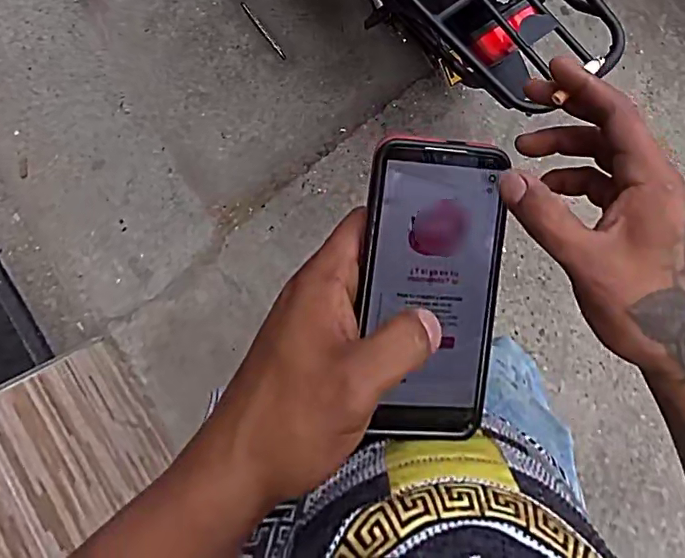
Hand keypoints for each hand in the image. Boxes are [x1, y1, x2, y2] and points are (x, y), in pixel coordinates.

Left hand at [187, 208, 441, 508]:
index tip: (430, 222)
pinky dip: (378, 329)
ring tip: (433, 314)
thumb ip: (400, 344)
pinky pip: (353, 323)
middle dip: (404, 265)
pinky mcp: (312, 348)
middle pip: (366, 258)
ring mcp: (311, 320)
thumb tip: (429, 321)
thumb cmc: (284, 423)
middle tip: (445, 274)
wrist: (239, 469)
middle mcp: (313, 294)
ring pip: (362, 294)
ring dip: (393, 303)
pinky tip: (402, 351)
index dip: (395, 216)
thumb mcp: (357, 382)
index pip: (360, 225)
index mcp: (320, 284)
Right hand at [501, 56, 684, 379]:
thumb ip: (544, 216)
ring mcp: (650, 197)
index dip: (585, 85)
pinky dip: (574, 175)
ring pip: (605, 151)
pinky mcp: (640, 214)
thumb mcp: (586, 261)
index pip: (619, 115)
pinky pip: (604, 178)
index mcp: (654, 181)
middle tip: (530, 96)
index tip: (553, 66)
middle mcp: (656, 180)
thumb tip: (508, 179)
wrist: (683, 353)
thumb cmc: (645, 308)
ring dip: (566, 143)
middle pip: (611, 125)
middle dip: (569, 107)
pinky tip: (548, 188)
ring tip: (527, 148)